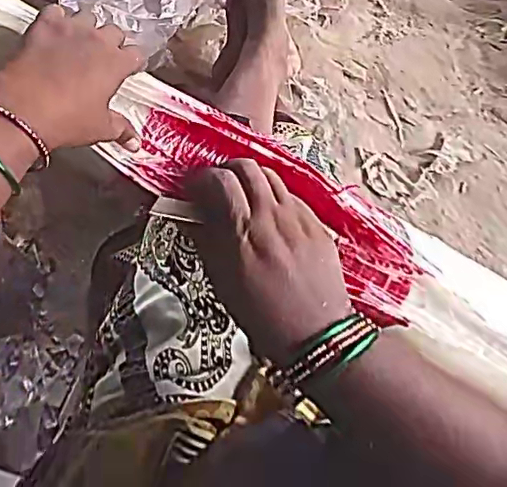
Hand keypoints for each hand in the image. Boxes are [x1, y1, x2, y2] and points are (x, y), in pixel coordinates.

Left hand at [0, 5, 142, 149]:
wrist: (24, 108)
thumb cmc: (66, 119)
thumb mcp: (99, 128)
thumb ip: (120, 129)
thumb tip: (134, 141)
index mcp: (116, 63)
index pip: (136, 53)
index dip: (130, 61)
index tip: (125, 68)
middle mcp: (98, 40)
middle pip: (113, 30)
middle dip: (110, 41)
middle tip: (100, 56)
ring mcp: (71, 29)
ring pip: (86, 16)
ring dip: (84, 27)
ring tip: (76, 40)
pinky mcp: (45, 25)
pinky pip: (54, 11)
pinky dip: (55, 18)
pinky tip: (52, 29)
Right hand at [187, 159, 352, 362]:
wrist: (318, 338)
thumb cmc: (265, 315)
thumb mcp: (221, 278)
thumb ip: (203, 237)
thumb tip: (188, 214)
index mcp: (243, 232)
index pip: (220, 179)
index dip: (203, 177)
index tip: (196, 186)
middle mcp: (272, 219)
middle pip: (247, 168)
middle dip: (228, 170)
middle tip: (220, 184)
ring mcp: (298, 221)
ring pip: (271, 176)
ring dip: (252, 180)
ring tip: (244, 196)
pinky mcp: (317, 227)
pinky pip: (292, 196)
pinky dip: (274, 198)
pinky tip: (269, 216)